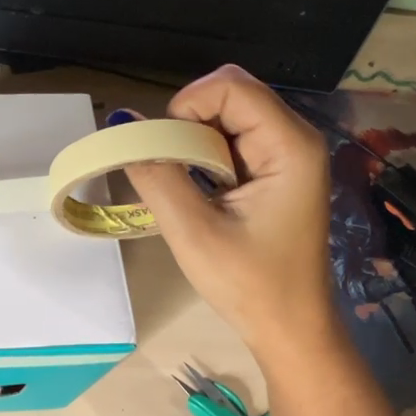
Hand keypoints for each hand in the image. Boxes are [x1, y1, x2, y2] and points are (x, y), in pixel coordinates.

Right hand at [121, 65, 337, 355]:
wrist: (289, 328)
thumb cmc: (249, 284)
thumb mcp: (193, 231)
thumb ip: (156, 175)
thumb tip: (120, 123)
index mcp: (290, 146)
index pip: (230, 86)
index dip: (187, 106)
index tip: (167, 151)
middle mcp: (294, 138)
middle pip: (228, 94)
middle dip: (187, 122)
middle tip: (173, 171)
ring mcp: (286, 154)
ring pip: (225, 115)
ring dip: (193, 141)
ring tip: (186, 187)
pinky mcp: (274, 170)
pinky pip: (230, 139)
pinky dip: (203, 155)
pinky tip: (199, 192)